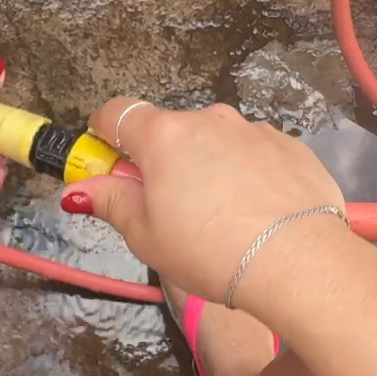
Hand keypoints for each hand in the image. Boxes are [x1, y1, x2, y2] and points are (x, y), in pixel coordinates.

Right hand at [60, 100, 347, 304]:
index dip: (103, 134)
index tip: (103, 159)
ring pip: (213, 144)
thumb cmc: (211, 252)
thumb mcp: (146, 236)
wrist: (297, 262)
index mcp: (164, 137)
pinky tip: (252, 216)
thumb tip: (79, 189)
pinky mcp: (289, 147)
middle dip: (159, 162)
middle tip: (164, 210)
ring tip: (217, 220)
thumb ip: (111, 203)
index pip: (117, 113)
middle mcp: (209, 121)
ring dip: (204, 169)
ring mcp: (253, 130)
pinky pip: (252, 156)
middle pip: (169, 132)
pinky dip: (244, 177)